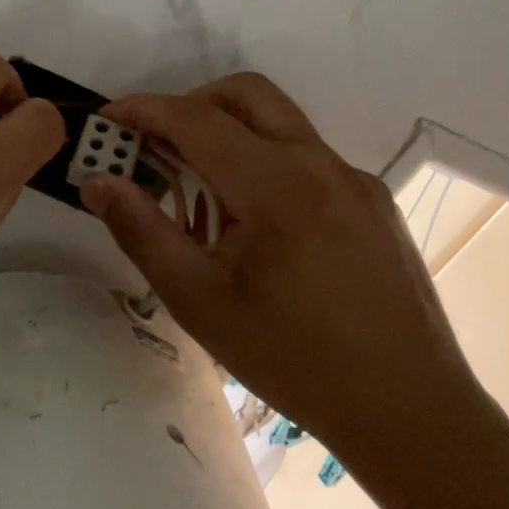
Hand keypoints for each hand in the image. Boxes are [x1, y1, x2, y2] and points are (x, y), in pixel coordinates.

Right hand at [79, 73, 482, 453]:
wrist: (412, 413)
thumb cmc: (293, 360)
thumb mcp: (198, 301)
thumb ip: (142, 231)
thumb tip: (97, 181)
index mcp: (277, 187)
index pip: (196, 119)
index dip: (142, 111)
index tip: (104, 120)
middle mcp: (322, 166)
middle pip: (246, 95)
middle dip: (189, 104)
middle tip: (153, 146)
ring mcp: (356, 182)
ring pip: (280, 123)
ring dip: (227, 133)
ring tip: (197, 191)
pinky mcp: (374, 203)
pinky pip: (306, 158)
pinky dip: (262, 164)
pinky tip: (251, 227)